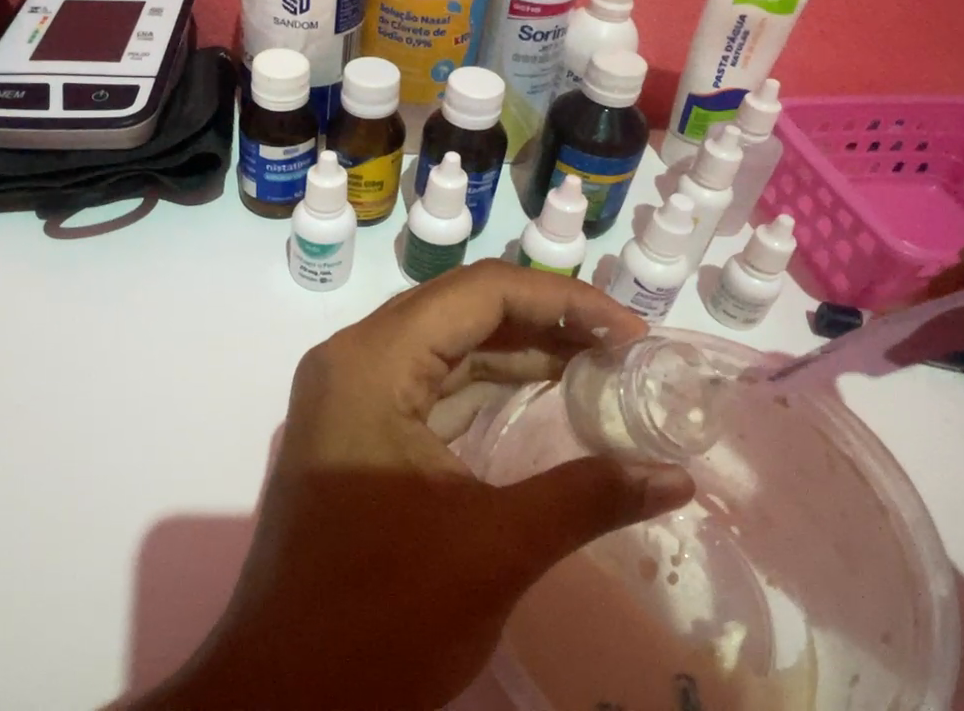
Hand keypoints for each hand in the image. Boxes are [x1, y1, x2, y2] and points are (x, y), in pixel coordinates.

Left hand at [132, 261, 694, 709]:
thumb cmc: (382, 613)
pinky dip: (487, 386)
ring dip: (519, 350)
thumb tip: (677, 477)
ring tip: (597, 365)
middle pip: (461, 309)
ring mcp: (348, 396)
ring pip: (445, 345)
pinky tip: (543, 398)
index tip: (632, 332)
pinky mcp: (354, 431)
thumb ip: (588, 497)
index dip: (564, 301)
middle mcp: (353, 360)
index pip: (480, 292)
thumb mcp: (495, 548)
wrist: (286, 692)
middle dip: (546, 320)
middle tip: (621, 345)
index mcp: (373, 362)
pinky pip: (429, 385)